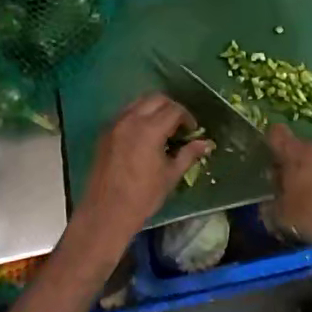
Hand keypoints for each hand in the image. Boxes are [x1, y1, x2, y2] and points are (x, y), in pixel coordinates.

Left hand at [77, 94, 213, 245]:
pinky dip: (138, 116)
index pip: (174, 110)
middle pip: (156, 99)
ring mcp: (115, 124)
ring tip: (162, 128)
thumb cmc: (143, 196)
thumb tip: (207, 143)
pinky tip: (144, 136)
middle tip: (179, 126)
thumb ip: (188, 154)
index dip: (187, 117)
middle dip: (171, 108)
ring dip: (153, 109)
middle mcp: (131, 120)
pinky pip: (125, 114)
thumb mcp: (170, 175)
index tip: (192, 130)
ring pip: (138, 102)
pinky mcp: (105, 133)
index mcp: (150, 129)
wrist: (106, 212)